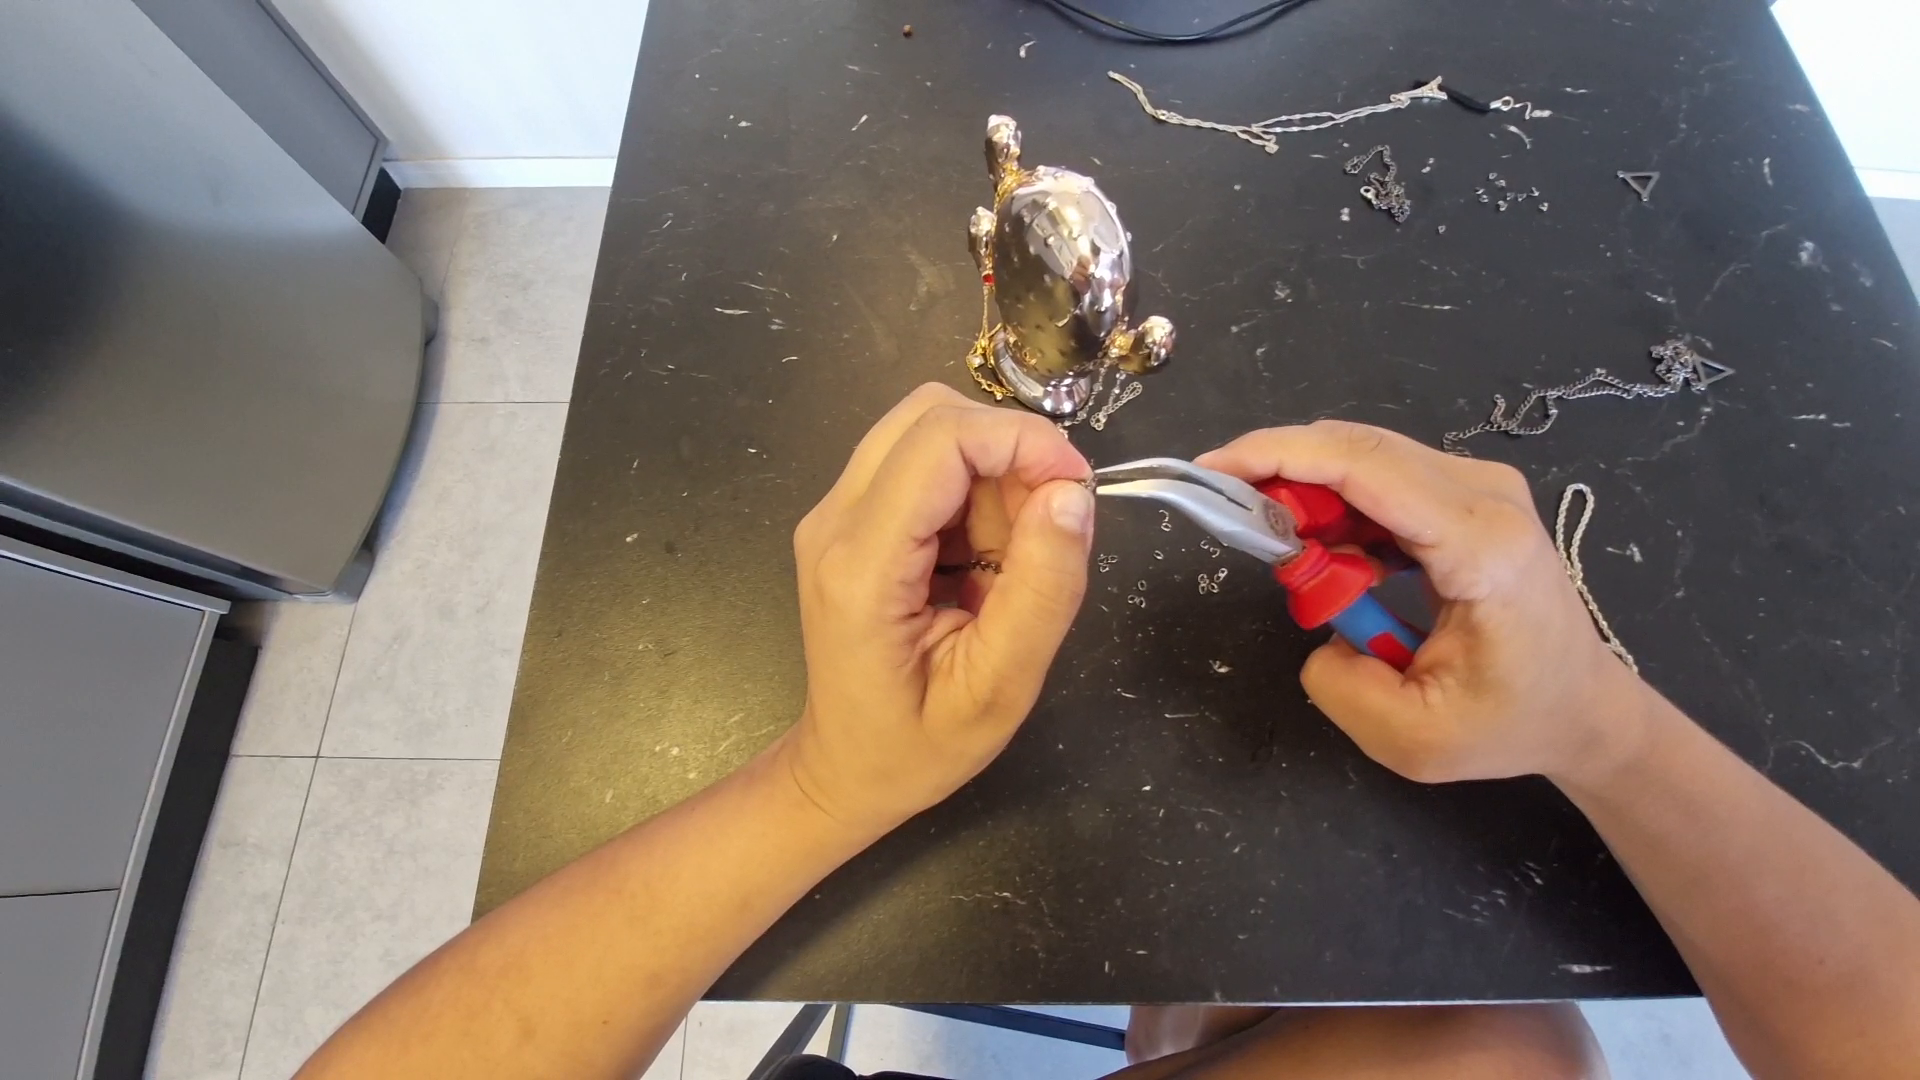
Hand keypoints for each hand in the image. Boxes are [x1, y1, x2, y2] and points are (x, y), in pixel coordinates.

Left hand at [780, 384, 1095, 833]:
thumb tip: (1072, 492)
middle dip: (1008, 454)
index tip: (1077, 488)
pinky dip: (970, 492)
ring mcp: (833, 513)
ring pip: (929, 432)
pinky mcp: (847, 518)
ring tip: (1005, 561)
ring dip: (991, 476)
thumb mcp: (1000, 687)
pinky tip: (977, 559)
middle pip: (932, 415)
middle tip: (1041, 532)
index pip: (941, 439)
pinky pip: (921, 464)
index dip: (1023, 440)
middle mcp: (834, 519)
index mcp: (862, 565)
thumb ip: (1042, 590)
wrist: (846, 767)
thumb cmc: (917, 746)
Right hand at [1196, 421, 1651, 784]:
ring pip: (1357, 456)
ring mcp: (1476, 487)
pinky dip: (1326, 502)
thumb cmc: (1510, 722)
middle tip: (1229, 513)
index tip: (1213, 470)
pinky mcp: (1459, 494)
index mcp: (1481, 546)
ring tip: (1280, 548)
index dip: (1279, 456)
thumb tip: (1316, 625)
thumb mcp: (1413, 739)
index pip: (1365, 468)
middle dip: (1275, 469)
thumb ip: (1337, 687)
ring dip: (1301, 491)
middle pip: (1354, 448)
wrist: (1581, 706)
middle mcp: (1485, 495)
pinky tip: (1320, 548)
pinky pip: (1372, 476)